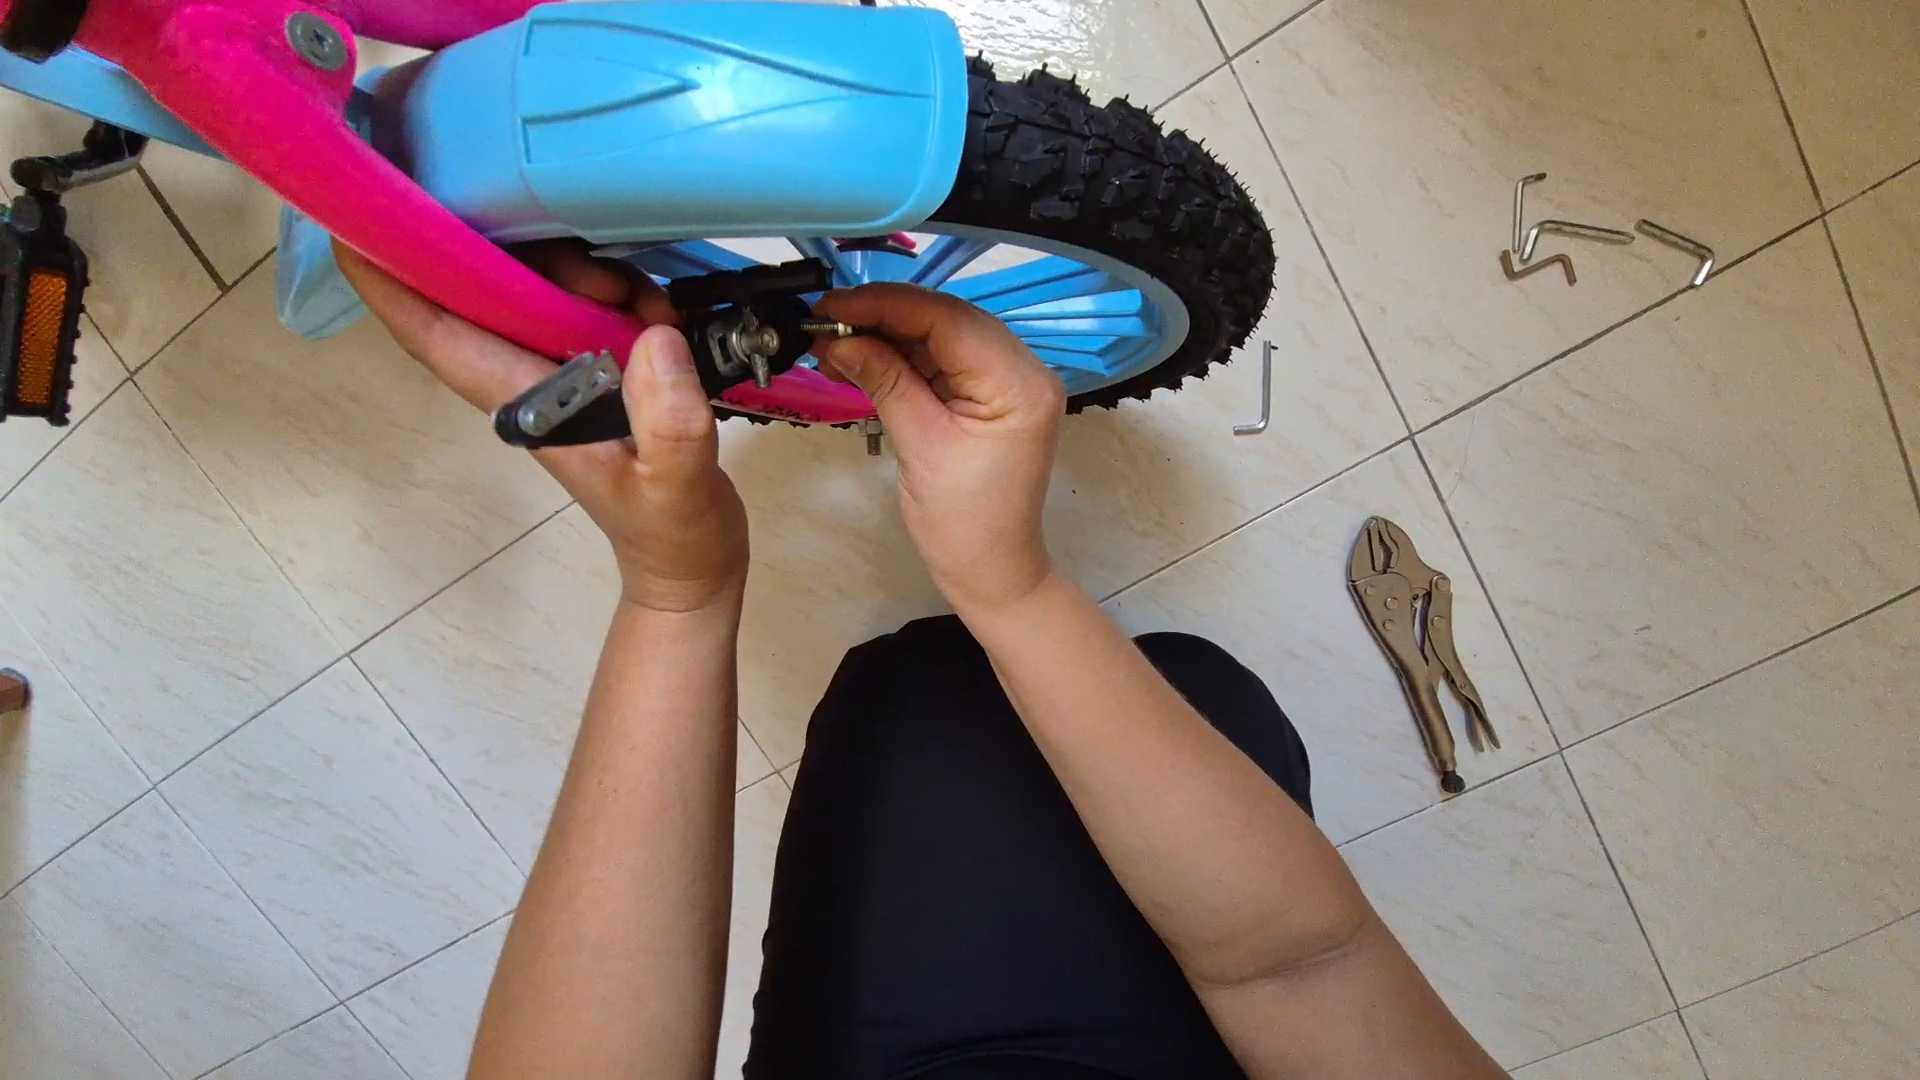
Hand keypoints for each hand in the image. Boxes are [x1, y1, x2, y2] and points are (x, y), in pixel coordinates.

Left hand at [335, 242, 748, 614]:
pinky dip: (625, 294)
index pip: (434, 330)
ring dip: (590, 273)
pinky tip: (664, 316)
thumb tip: (656, 336)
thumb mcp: (678, 486)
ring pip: (545, 288)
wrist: (690, 562)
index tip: (362, 190)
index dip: (386, 264)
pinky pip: (596, 308)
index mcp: (527, 404)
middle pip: (488, 287)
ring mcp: (570, 373)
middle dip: (532, 252)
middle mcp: (534, 379)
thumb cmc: (673, 534)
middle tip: (609, 277)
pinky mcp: (608, 371)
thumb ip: (669, 424)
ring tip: (653, 306)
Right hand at [813, 284, 1064, 614]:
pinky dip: (905, 359)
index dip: (884, 305)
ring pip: (943, 337)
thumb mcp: (919, 445)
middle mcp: (1025, 371)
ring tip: (835, 346)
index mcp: (1019, 383)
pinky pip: (946, 362)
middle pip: (947, 320)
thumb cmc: (962, 523)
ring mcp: (1011, 382)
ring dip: (889, 337)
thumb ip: (883, 379)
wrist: (990, 569)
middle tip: (824, 324)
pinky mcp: (993, 396)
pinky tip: (865, 359)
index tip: (829, 307)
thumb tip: (837, 337)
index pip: (948, 319)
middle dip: (883, 318)